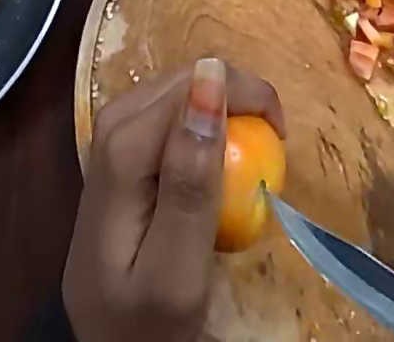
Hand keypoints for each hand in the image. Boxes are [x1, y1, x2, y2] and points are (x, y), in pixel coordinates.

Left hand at [63, 58, 285, 341]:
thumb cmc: (145, 320)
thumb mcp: (177, 269)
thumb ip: (192, 177)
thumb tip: (210, 76)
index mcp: (123, 144)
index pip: (197, 81)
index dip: (247, 95)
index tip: (280, 138)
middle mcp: (112, 121)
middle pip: (190, 78)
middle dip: (239, 102)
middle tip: (270, 154)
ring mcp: (114, 129)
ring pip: (186, 89)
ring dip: (226, 113)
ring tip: (249, 160)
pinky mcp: (122, 142)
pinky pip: (176, 110)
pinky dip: (208, 126)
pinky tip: (218, 161)